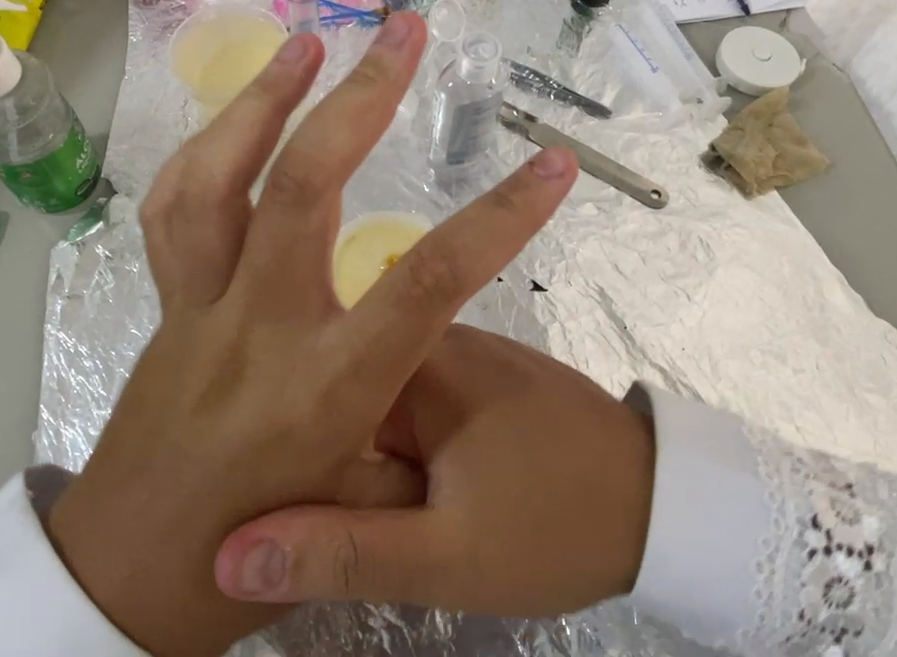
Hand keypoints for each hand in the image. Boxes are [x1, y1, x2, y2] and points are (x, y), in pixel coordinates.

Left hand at [47, 16, 580, 655]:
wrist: (130, 572)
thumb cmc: (257, 552)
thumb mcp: (369, 512)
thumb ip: (419, 437)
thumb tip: (447, 377)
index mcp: (329, 386)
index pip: (426, 283)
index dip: (499, 218)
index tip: (553, 163)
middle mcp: (262, 327)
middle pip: (304, 188)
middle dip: (361, 101)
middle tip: (403, 33)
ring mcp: (201, 304)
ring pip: (216, 180)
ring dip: (261, 100)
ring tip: (306, 43)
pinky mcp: (165, 300)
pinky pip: (172, 208)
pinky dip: (204, 148)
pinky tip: (237, 115)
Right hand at [213, 324, 655, 617]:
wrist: (664, 508)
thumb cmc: (559, 526)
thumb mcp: (447, 558)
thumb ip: (342, 551)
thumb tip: (231, 552)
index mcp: (417, 361)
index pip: (311, 368)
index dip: (274, 425)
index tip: (242, 473)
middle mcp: (435, 337)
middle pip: (339, 377)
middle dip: (313, 436)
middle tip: (275, 496)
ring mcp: (462, 354)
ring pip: (374, 390)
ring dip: (350, 438)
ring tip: (311, 491)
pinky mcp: (483, 377)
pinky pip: (411, 400)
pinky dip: (390, 436)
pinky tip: (380, 478)